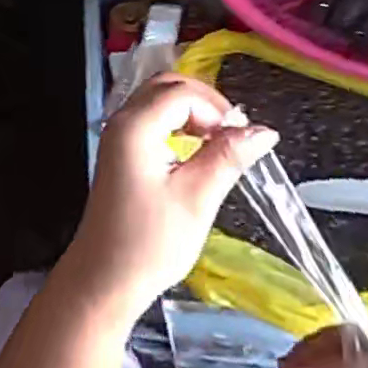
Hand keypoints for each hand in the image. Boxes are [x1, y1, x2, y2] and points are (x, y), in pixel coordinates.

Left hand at [60, 73, 277, 320]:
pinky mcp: (121, 150)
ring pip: (159, 99)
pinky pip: (152, 118)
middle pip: (167, 86)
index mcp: (135, 126)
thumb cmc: (150, 243)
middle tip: (232, 132)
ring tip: (218, 141)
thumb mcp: (197, 198)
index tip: (239, 139)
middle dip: (204, 102)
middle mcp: (122, 121)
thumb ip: (228, 157)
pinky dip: (177, 123)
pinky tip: (195, 150)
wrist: (104, 280)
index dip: (215, 109)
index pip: (182, 94)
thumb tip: (263, 131)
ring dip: (191, 111)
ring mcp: (118, 134)